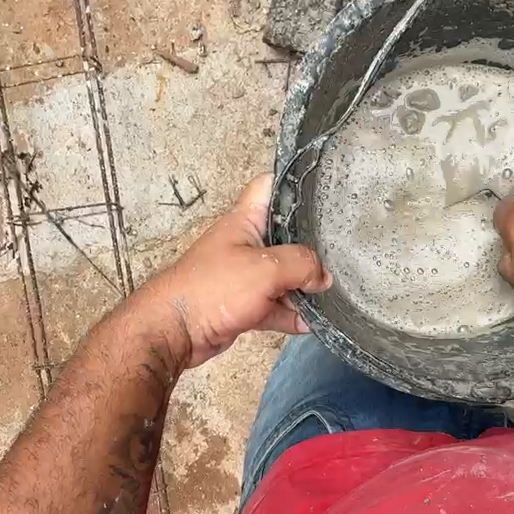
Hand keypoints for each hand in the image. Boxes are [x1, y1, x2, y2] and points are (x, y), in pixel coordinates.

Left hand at [129, 174, 333, 368]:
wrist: (176, 330)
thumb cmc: (211, 289)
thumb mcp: (266, 269)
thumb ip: (302, 266)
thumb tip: (322, 276)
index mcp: (245, 221)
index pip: (269, 187)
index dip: (292, 183)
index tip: (320, 188)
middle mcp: (245, 244)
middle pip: (285, 237)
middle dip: (309, 247)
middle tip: (337, 252)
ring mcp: (244, 276)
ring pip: (283, 276)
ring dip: (302, 288)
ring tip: (328, 294)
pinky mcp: (243, 304)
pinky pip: (274, 306)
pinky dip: (290, 314)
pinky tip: (309, 322)